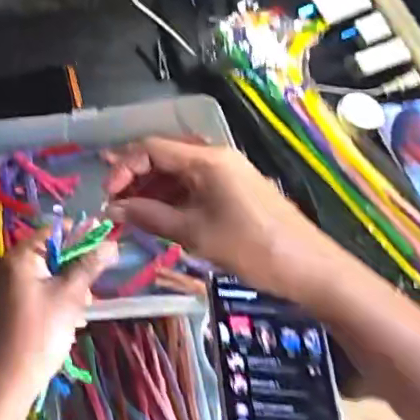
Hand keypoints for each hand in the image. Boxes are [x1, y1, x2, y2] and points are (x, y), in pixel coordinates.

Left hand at [0, 221, 117, 408]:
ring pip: (46, 275)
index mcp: (20, 256)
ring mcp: (6, 286)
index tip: (104, 243)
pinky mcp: (9, 305)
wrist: (8, 380)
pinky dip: (55, 299)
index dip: (80, 235)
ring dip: (68, 288)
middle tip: (93, 288)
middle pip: (50, 253)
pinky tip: (70, 320)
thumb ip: (89, 266)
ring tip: (83, 309)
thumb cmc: (40, 333)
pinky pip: (37, 291)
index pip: (53, 231)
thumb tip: (111, 243)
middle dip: (75, 268)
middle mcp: (9, 265)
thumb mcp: (70, 297)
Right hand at [104, 137, 356, 310]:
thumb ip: (150, 216)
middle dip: (134, 177)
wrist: (313, 270)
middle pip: (163, 156)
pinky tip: (158, 217)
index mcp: (206, 159)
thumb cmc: (252, 248)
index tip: (107, 194)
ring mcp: (227, 172)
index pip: (151, 148)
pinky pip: (193, 184)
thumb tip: (114, 208)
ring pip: (177, 171)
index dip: (123, 167)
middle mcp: (215, 157)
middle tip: (113, 202)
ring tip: (130, 213)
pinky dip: (171, 198)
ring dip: (151, 189)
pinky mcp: (234, 189)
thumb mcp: (195, 234)